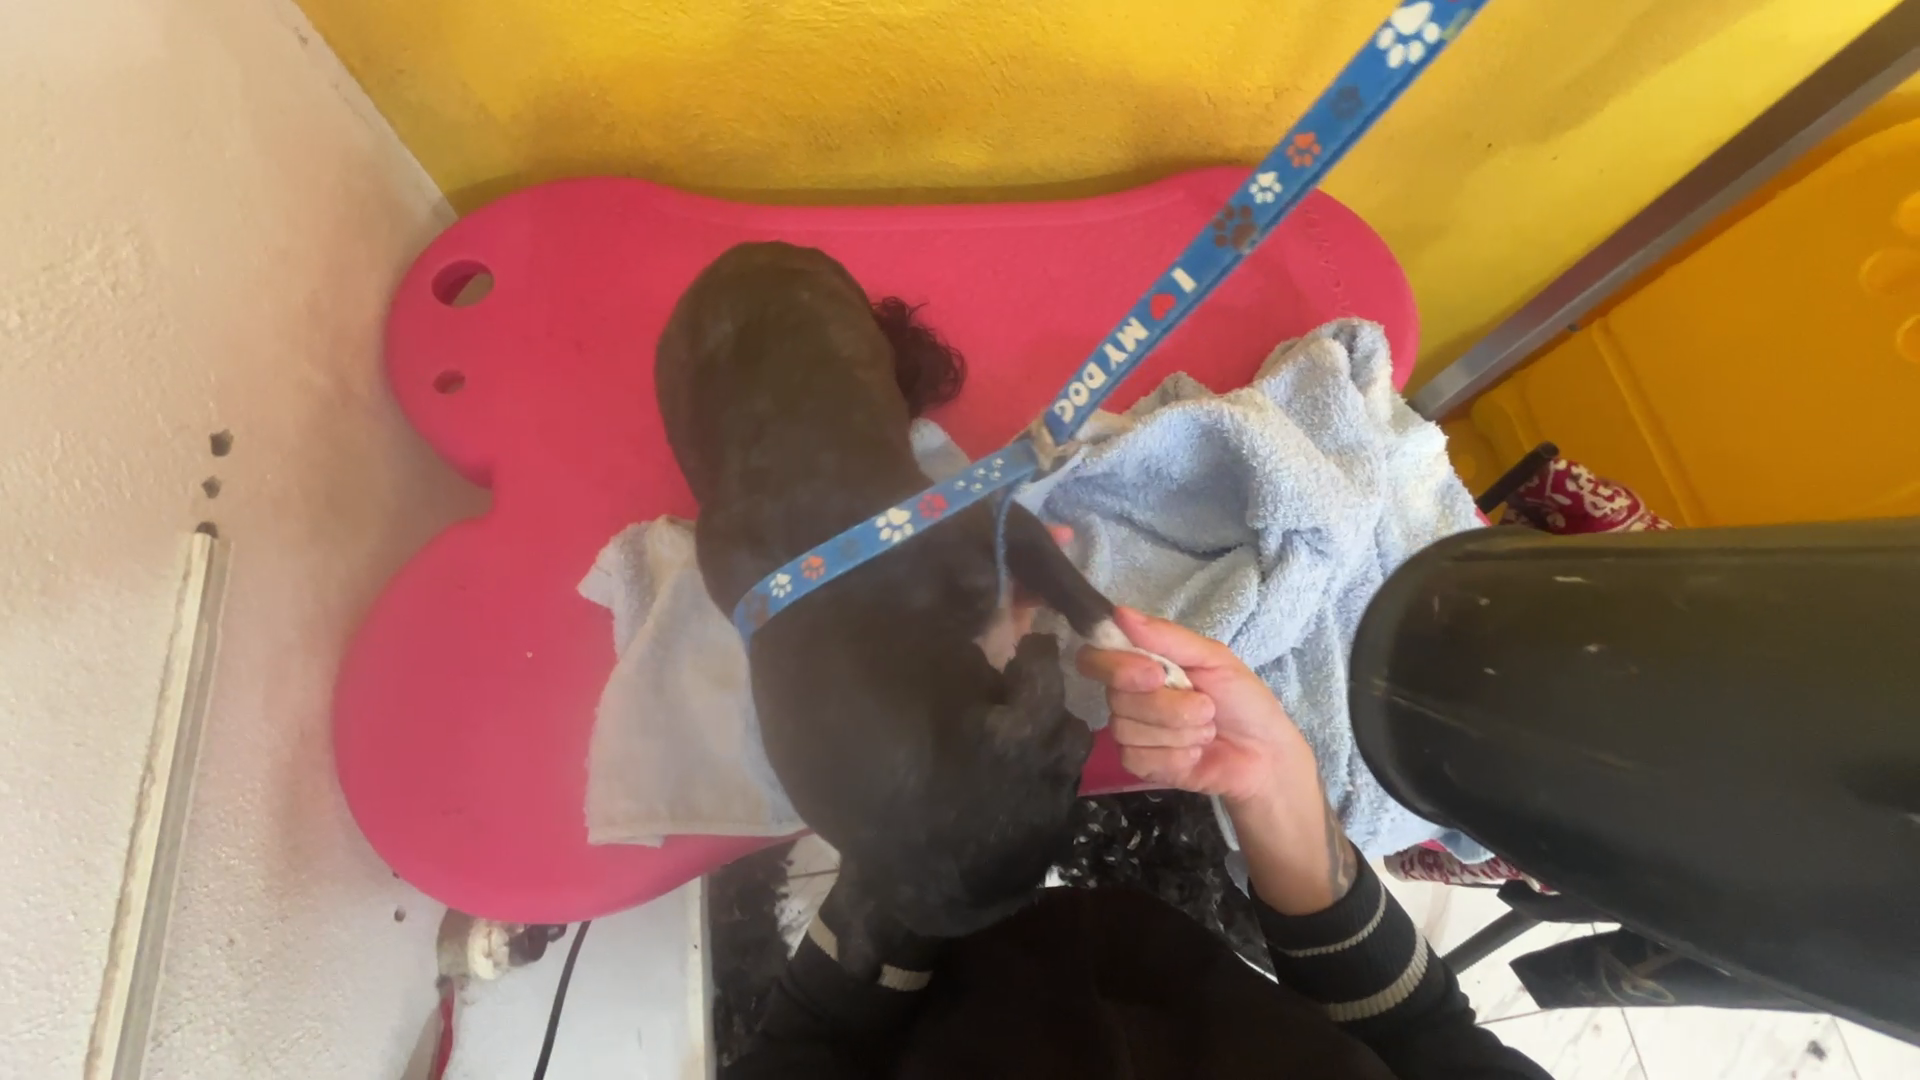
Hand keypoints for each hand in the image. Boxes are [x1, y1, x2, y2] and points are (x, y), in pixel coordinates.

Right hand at [1074, 606, 1313, 804]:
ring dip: (1178, 731)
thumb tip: (1120, 612)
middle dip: (1167, 705)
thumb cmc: (1242, 700)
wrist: (1265, 755)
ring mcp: (1130, 731)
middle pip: (1116, 698)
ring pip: (1127, 729)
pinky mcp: (1138, 765)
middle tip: (1204, 706)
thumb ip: (1166, 636)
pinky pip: (1137, 758)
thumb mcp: (1213, 658)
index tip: (1154, 674)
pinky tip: (1194, 754)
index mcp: (1139, 662)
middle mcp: (1127, 695)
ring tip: (1205, 731)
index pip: (1095, 658)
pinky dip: (1174, 756)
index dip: (1116, 667)